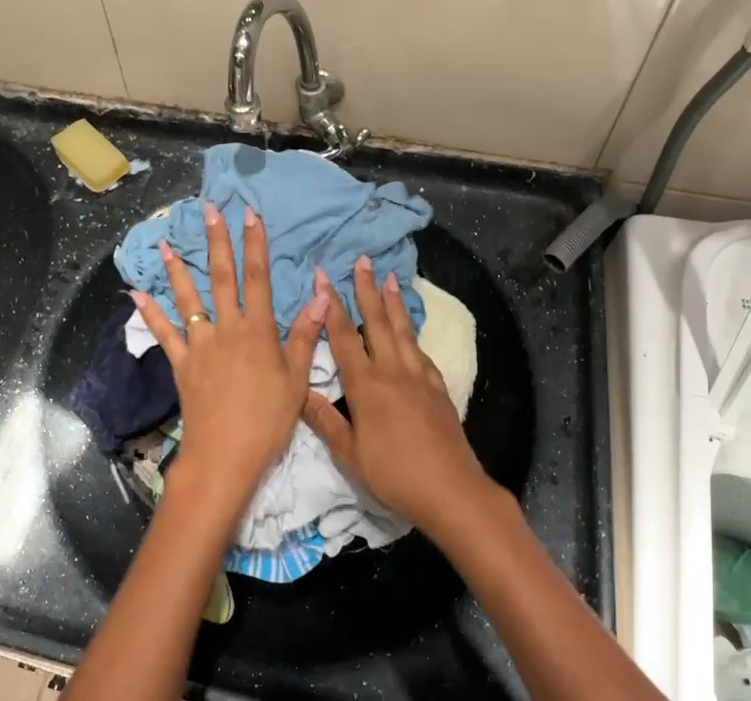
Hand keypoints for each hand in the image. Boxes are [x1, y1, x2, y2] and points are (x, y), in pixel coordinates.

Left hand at [132, 201, 329, 494]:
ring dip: (177, 270)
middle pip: (221, 278)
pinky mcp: (180, 364)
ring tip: (166, 243)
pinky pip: (163, 333)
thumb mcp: (296, 381)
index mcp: (258, 332)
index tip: (250, 215)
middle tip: (209, 211)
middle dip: (217, 242)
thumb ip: (305, 337)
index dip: (255, 245)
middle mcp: (227, 330)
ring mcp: (200, 346)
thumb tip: (320, 295)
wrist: (224, 457)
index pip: (258, 279)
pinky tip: (135, 294)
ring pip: (188, 300)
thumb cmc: (267, 422)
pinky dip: (150, 313)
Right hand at [301, 257, 497, 530]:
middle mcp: (392, 372)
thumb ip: (326, 420)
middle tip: (363, 260)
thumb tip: (300, 392)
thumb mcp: (349, 454)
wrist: (450, 489)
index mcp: (366, 386)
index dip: (331, 306)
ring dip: (394, 304)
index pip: (343, 337)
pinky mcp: (438, 389)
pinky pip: (421, 353)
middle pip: (376, 323)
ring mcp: (419, 378)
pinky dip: (413, 336)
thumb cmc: (393, 475)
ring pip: (402, 332)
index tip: (323, 277)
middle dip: (367, 290)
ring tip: (390, 278)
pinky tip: (411, 333)